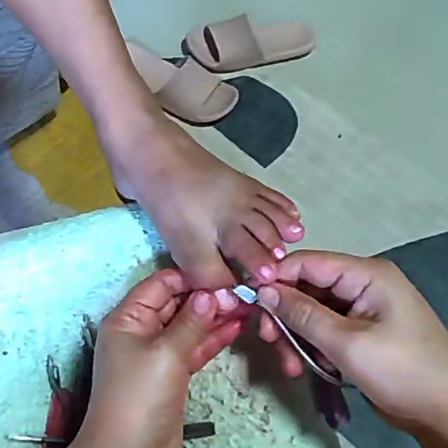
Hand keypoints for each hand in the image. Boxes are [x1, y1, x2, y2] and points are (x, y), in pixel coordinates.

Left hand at [79, 268, 242, 447]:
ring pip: (188, 326)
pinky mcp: (171, 373)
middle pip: (175, 303)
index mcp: (128, 317)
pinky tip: (236, 327)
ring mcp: (156, 353)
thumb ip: (191, 322)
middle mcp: (140, 330)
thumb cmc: (140, 396)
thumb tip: (213, 293)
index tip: (225, 276)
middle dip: (207, 297)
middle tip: (245, 291)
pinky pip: (193, 347)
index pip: (161, 284)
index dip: (191, 277)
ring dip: (214, 317)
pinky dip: (212, 338)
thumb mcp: (166, 354)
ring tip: (248, 305)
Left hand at [105, 118, 303, 287]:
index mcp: (230, 227)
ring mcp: (238, 189)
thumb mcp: (184, 245)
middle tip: (284, 265)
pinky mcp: (232, 176)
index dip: (260, 269)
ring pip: (268, 211)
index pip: (251, 254)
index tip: (269, 283)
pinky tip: (290, 212)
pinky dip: (280, 204)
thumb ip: (208, 274)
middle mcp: (241, 208)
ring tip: (294, 236)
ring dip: (281, 226)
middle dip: (274, 250)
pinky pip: (265, 193)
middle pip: (264, 232)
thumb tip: (230, 298)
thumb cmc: (166, 202)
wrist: (152, 150)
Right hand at [252, 251, 447, 433]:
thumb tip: (263, 290)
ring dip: (295, 337)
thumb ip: (302, 314)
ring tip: (290, 367)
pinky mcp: (362, 333)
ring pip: (311, 312)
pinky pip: (324, 330)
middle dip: (284, 315)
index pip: (307, 262)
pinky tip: (305, 369)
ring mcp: (363, 309)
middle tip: (270, 343)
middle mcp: (363, 284)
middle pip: (306, 288)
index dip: (275, 278)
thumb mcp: (347, 344)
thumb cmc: (403, 372)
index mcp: (367, 274)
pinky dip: (311, 347)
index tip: (249, 304)